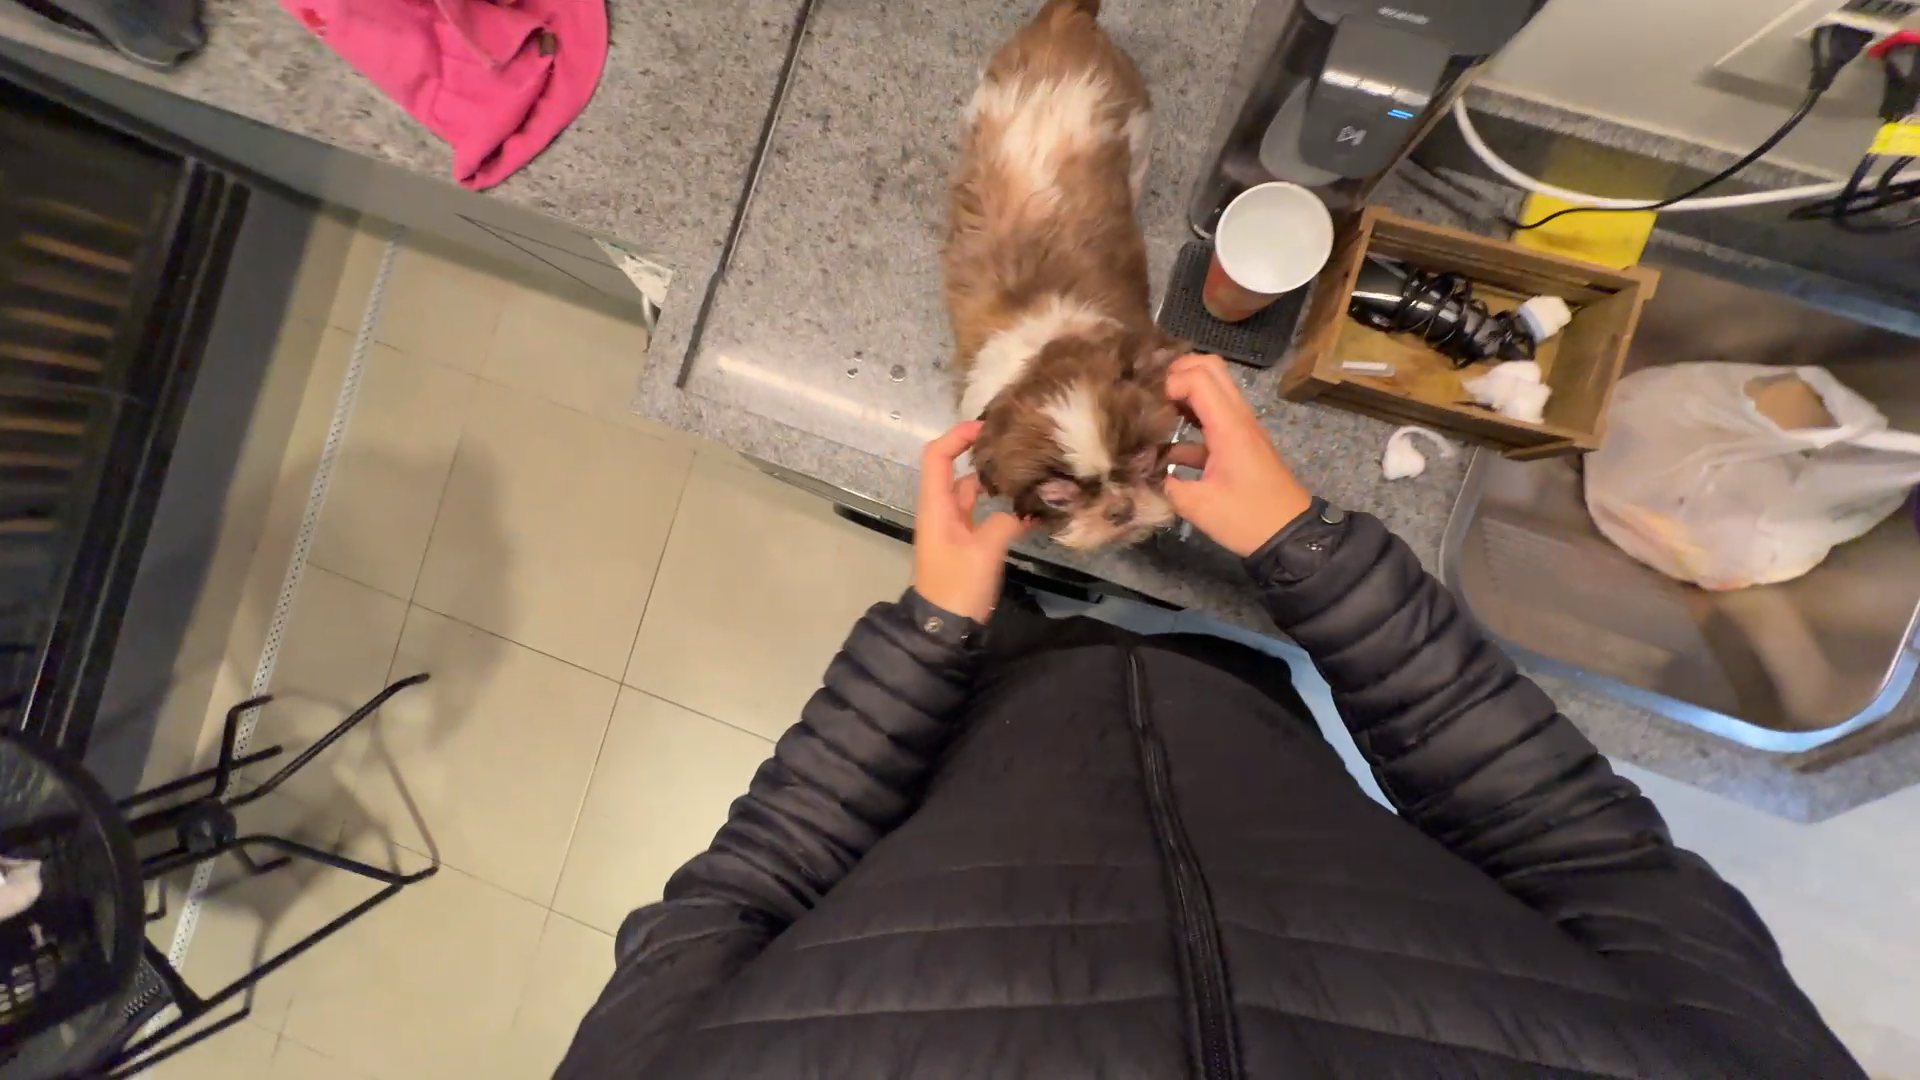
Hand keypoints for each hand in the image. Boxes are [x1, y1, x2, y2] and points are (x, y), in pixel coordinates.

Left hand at [913, 422, 1030, 621]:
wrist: (945, 628)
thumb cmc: (958, 587)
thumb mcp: (985, 551)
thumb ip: (1005, 522)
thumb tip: (1024, 511)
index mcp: (935, 507)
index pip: (937, 456)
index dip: (957, 436)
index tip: (986, 427)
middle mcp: (940, 510)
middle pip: (954, 469)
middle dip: (980, 453)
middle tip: (1013, 445)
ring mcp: (952, 527)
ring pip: (970, 491)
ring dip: (992, 480)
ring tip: (1024, 470)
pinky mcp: (964, 542)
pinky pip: (980, 513)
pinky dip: (999, 506)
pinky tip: (1025, 506)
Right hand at [1163, 354, 1314, 557]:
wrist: (1291, 536)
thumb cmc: (1248, 518)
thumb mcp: (1198, 506)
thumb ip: (1164, 484)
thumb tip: (1138, 471)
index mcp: (1229, 427)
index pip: (1197, 378)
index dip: (1167, 383)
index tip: (1145, 405)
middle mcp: (1237, 418)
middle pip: (1210, 368)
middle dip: (1176, 373)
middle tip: (1149, 394)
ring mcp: (1240, 429)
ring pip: (1213, 389)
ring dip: (1183, 393)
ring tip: (1152, 413)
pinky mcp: (1238, 444)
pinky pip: (1212, 418)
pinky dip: (1189, 422)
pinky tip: (1165, 448)